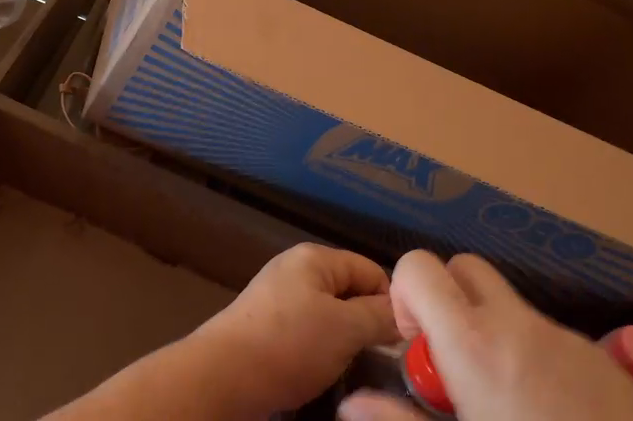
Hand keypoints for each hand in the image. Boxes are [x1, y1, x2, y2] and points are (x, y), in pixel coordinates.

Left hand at [189, 243, 400, 417]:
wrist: (226, 374)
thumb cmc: (290, 344)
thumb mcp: (345, 328)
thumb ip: (380, 317)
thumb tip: (406, 314)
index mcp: (315, 258)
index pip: (371, 270)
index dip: (393, 303)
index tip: (405, 342)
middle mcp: (297, 270)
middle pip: (351, 292)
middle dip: (370, 324)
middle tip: (387, 362)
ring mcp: (280, 298)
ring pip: (332, 317)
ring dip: (348, 342)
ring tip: (360, 370)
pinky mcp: (270, 326)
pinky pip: (311, 333)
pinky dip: (324, 351)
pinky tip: (330, 373)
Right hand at [339, 251, 632, 420]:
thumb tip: (349, 403)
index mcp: (473, 342)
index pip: (418, 265)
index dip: (405, 295)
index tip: (417, 347)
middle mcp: (517, 323)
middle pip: (464, 268)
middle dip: (448, 300)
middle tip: (453, 363)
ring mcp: (567, 339)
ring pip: (510, 305)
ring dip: (494, 332)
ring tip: (507, 401)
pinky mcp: (608, 362)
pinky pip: (553, 336)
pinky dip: (537, 356)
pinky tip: (552, 414)